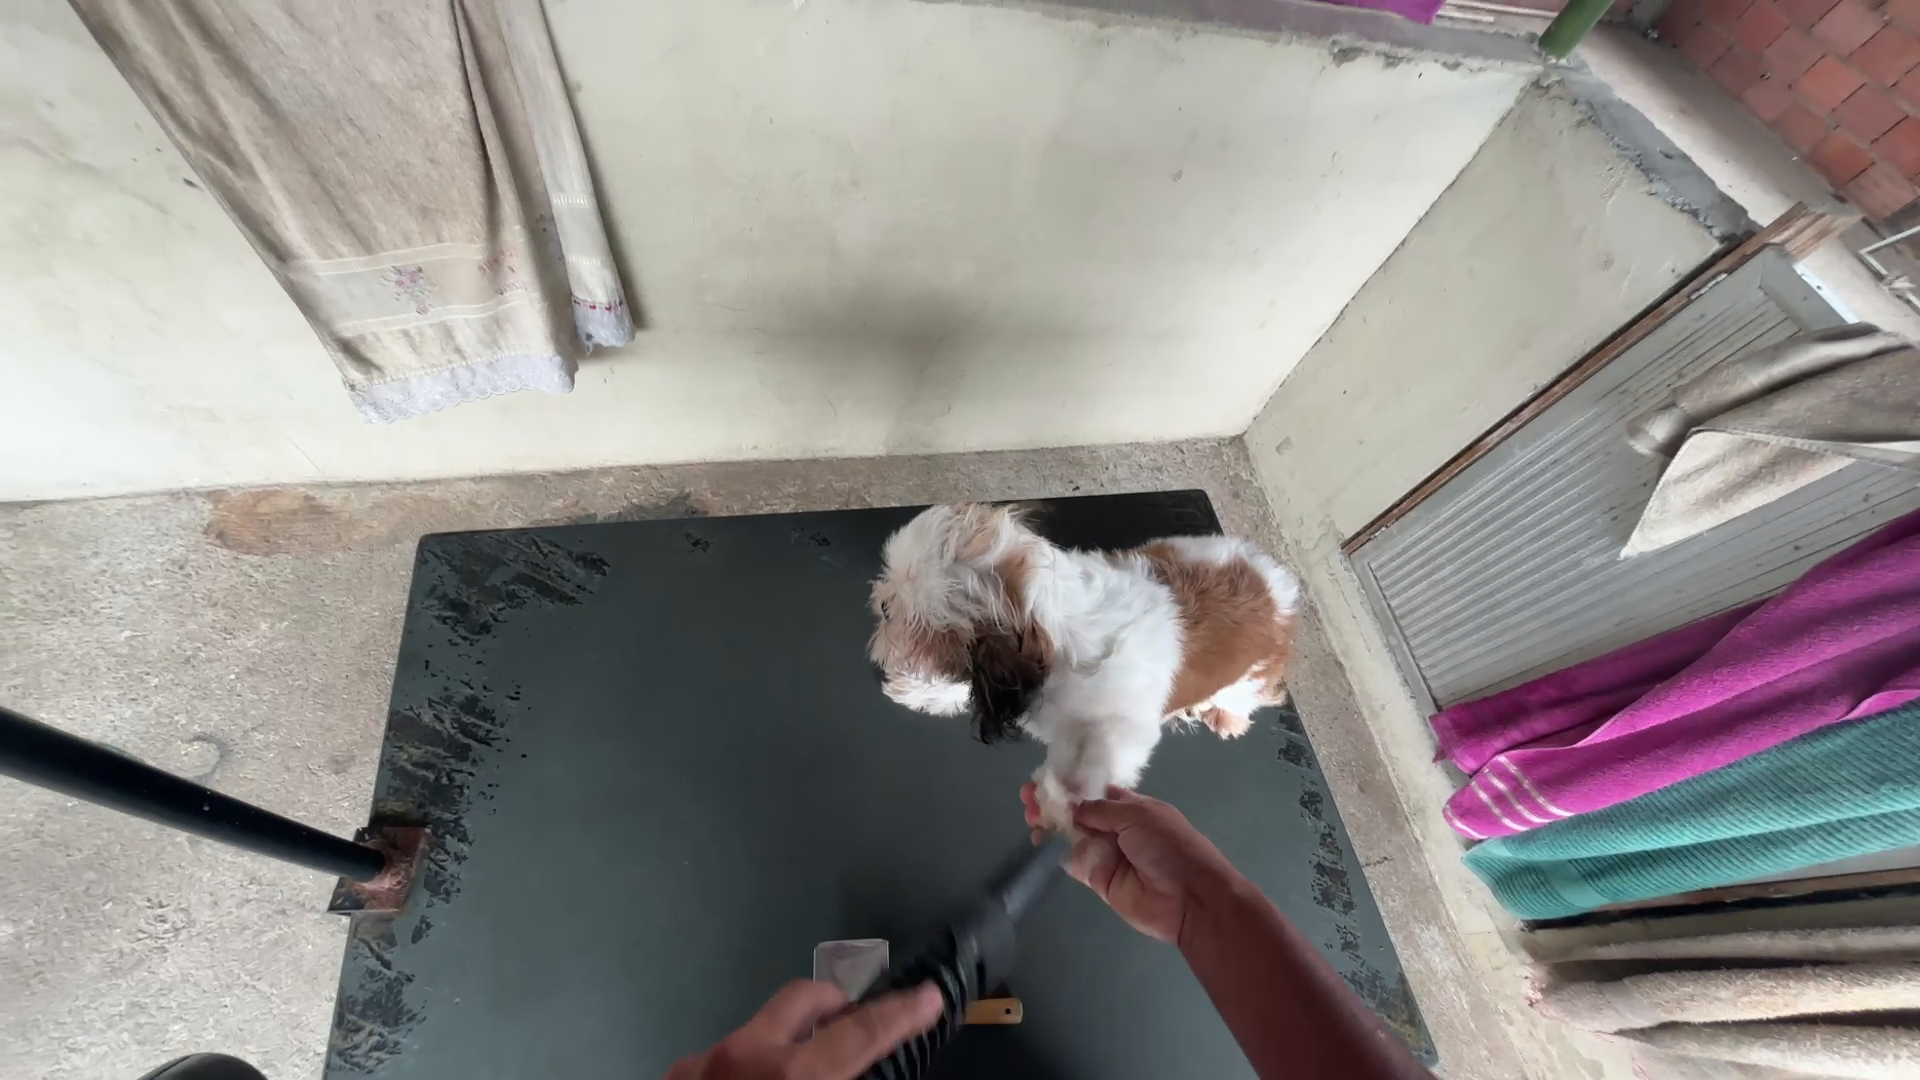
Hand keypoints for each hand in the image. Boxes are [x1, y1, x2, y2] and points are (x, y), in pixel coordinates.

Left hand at [666, 980, 942, 1079]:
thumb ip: (844, 1079)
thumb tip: (860, 1068)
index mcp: (791, 1078)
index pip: (863, 1032)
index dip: (902, 1013)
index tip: (930, 996)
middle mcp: (747, 1055)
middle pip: (806, 997)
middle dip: (836, 1003)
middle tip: (854, 1023)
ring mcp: (702, 1063)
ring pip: (759, 1027)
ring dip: (786, 1042)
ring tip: (799, 1074)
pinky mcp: (675, 1078)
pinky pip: (721, 1057)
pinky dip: (745, 1069)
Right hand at [1021, 783, 1236, 944]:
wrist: (1190, 898)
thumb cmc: (1168, 845)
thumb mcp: (1137, 815)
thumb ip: (1100, 809)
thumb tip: (1072, 805)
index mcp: (1131, 806)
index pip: (1094, 791)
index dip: (1070, 785)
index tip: (1045, 779)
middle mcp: (1117, 828)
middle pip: (1078, 812)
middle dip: (1054, 804)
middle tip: (1028, 799)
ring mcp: (1107, 854)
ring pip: (1072, 836)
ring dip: (1050, 825)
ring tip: (1030, 818)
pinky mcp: (1100, 879)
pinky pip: (1075, 862)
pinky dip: (1058, 851)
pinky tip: (1042, 840)